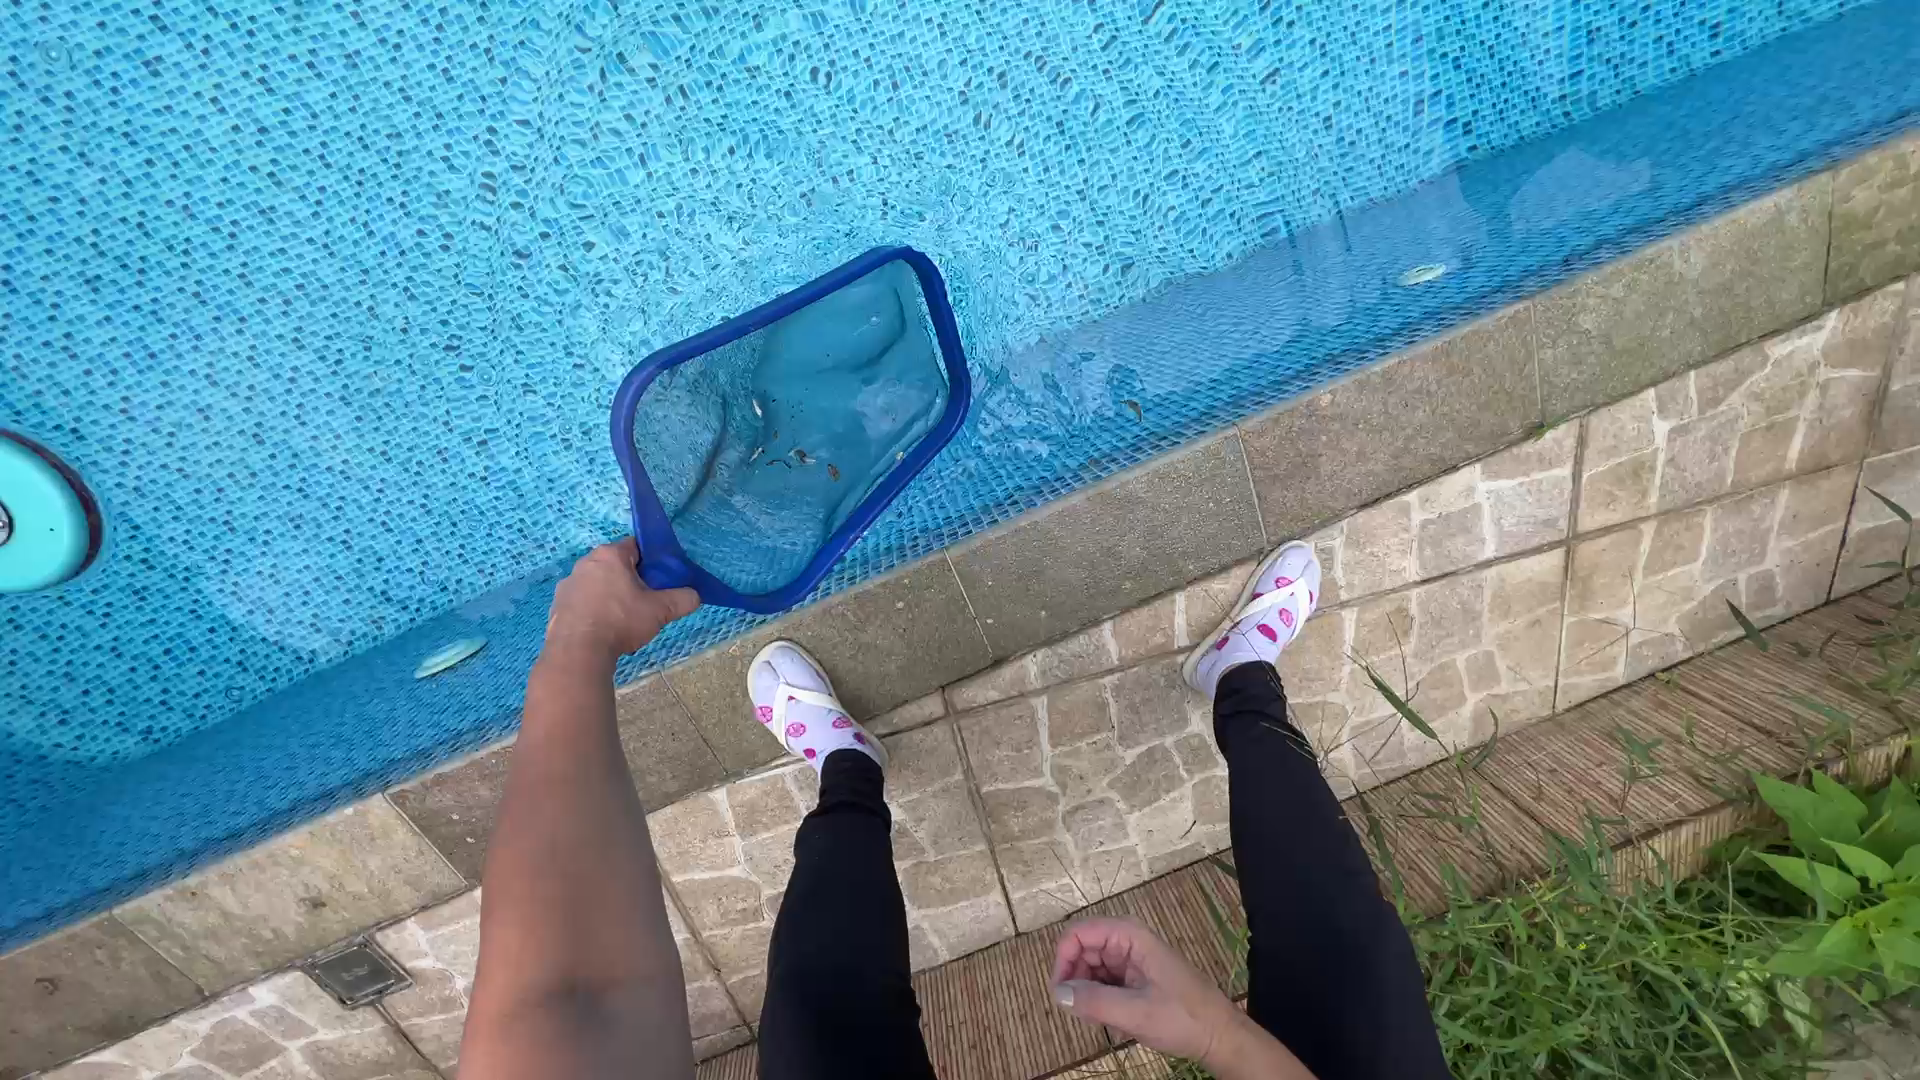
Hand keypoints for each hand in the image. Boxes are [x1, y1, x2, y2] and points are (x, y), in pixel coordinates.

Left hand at [543, 538, 698, 662]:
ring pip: (599, 583)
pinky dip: (595, 609)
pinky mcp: (557, 604)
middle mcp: (585, 562)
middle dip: (633, 579)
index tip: (661, 579)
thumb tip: (695, 596)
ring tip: (625, 618)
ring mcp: (568, 583)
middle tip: (647, 600)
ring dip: (613, 594)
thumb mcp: (661, 610)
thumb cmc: (621, 620)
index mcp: (610, 555)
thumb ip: (683, 599)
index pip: (637, 546)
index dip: (653, 561)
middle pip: (617, 565)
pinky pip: (584, 600)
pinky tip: (605, 628)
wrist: (578, 652)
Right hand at [1050, 916, 1240, 1061]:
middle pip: (1083, 949)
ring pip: (1091, 967)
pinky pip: (1104, 981)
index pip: (1079, 933)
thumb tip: (1058, 994)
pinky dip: (1099, 999)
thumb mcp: (1136, 1013)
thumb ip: (1094, 1002)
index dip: (1063, 960)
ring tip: (1099, 1020)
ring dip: (1087, 992)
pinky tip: (1110, 1021)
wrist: (1221, 1037)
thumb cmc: (1183, 1018)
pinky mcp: (1134, 977)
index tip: (1060, 994)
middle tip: (1080, 1013)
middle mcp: (1127, 940)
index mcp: (1128, 935)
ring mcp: (1131, 958)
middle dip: (1075, 979)